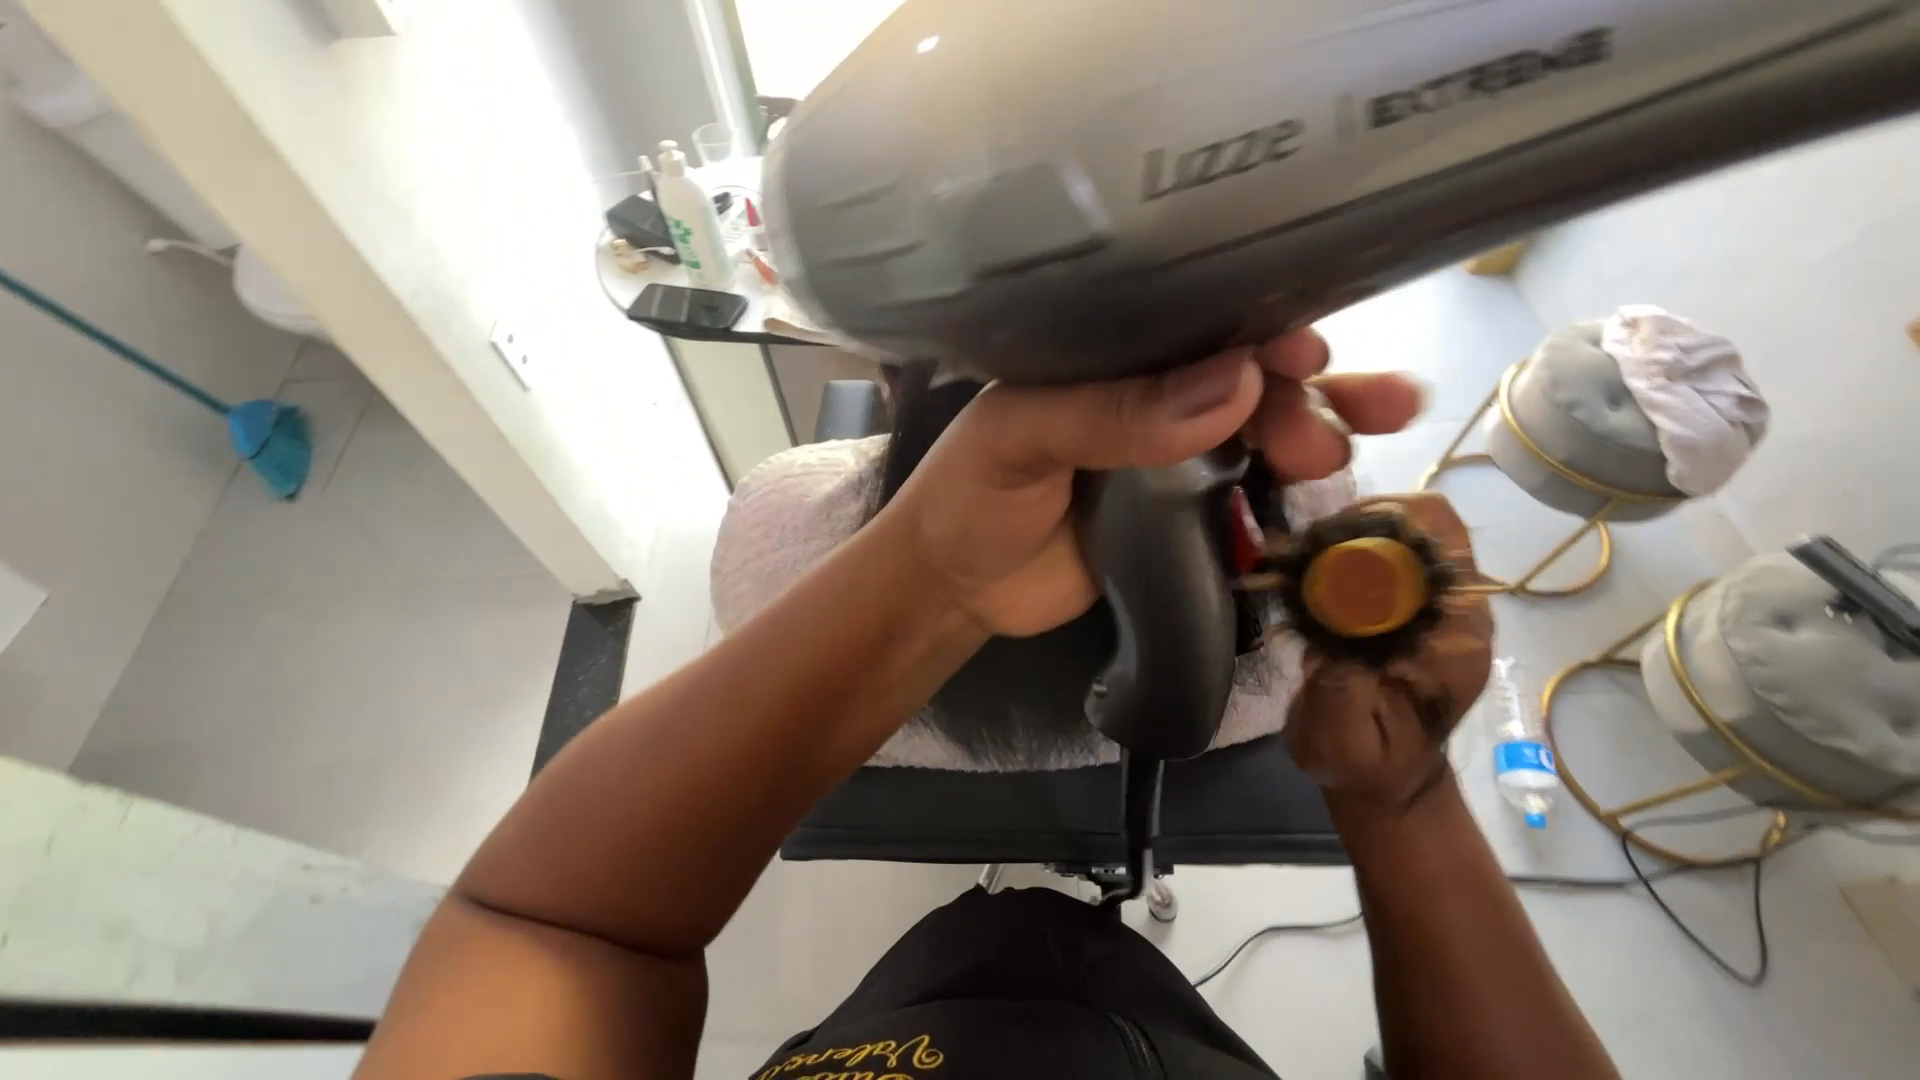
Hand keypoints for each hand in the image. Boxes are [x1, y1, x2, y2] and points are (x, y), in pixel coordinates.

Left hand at [881, 329, 1422, 637]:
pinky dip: (1293, 495)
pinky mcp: (1183, 519)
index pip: (1197, 327)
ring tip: (1341, 456)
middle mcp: (1149, 399)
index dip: (1258, 332)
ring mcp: (1172, 461)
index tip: (1306, 354)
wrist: (958, 588)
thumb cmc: (967, 496)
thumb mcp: (1019, 440)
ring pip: (1260, 435)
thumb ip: (1110, 415)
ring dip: (1315, 435)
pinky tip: (1337, 499)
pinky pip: (1251, 498)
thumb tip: (1235, 384)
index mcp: (1109, 359)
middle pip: (1246, 381)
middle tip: (1325, 439)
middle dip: (1301, 397)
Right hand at [1284, 494, 1494, 814]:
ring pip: (1400, 528)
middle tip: (1304, 550)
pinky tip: (1305, 571)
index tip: (1323, 548)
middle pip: (1420, 520)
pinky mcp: (1404, 604)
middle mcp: (1452, 607)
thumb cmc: (1363, 764)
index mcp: (1453, 635)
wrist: (1384, 778)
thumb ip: (1338, 693)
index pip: (1438, 540)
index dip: (1380, 526)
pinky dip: (1339, 548)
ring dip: (1345, 532)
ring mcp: (1430, 602)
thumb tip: (1330, 634)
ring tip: (1300, 558)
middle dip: (1357, 522)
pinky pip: (1380, 551)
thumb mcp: (1341, 742)